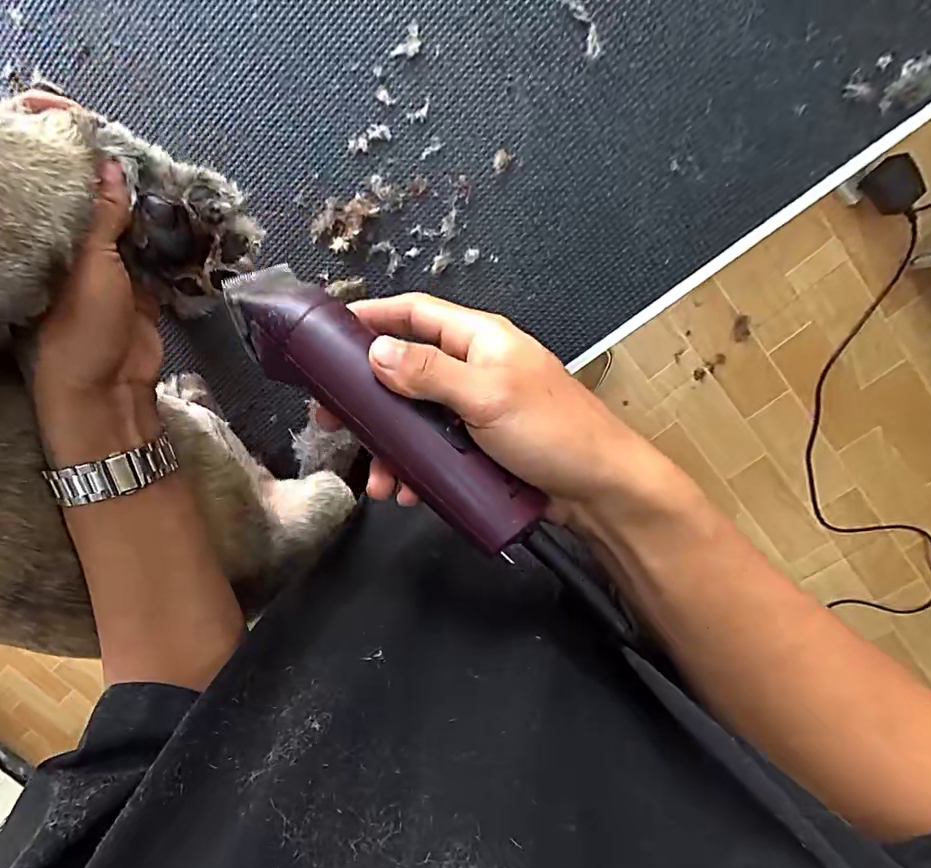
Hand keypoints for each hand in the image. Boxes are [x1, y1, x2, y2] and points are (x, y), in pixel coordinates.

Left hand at [27, 143, 163, 464]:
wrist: (109, 395)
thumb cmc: (79, 330)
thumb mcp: (89, 266)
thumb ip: (100, 215)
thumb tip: (107, 162)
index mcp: (41, 244)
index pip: (50, 187)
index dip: (63, 156)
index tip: (83, 123)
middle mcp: (72, 254)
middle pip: (93, 204)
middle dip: (113, 180)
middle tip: (136, 148)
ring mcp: (109, 276)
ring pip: (128, 230)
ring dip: (145, 211)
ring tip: (163, 177)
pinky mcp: (140, 296)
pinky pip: (154, 260)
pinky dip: (166, 243)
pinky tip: (177, 218)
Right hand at [340, 293, 689, 523]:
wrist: (598, 490)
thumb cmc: (556, 432)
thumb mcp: (488, 395)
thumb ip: (431, 372)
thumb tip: (377, 352)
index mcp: (477, 340)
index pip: (414, 314)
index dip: (372, 318)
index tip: (332, 335)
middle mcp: (470, 370)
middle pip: (403, 373)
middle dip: (367, 399)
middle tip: (334, 420)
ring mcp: (471, 411)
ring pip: (412, 421)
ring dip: (389, 449)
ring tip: (378, 480)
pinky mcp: (474, 448)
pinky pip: (431, 453)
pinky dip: (414, 470)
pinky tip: (407, 490)